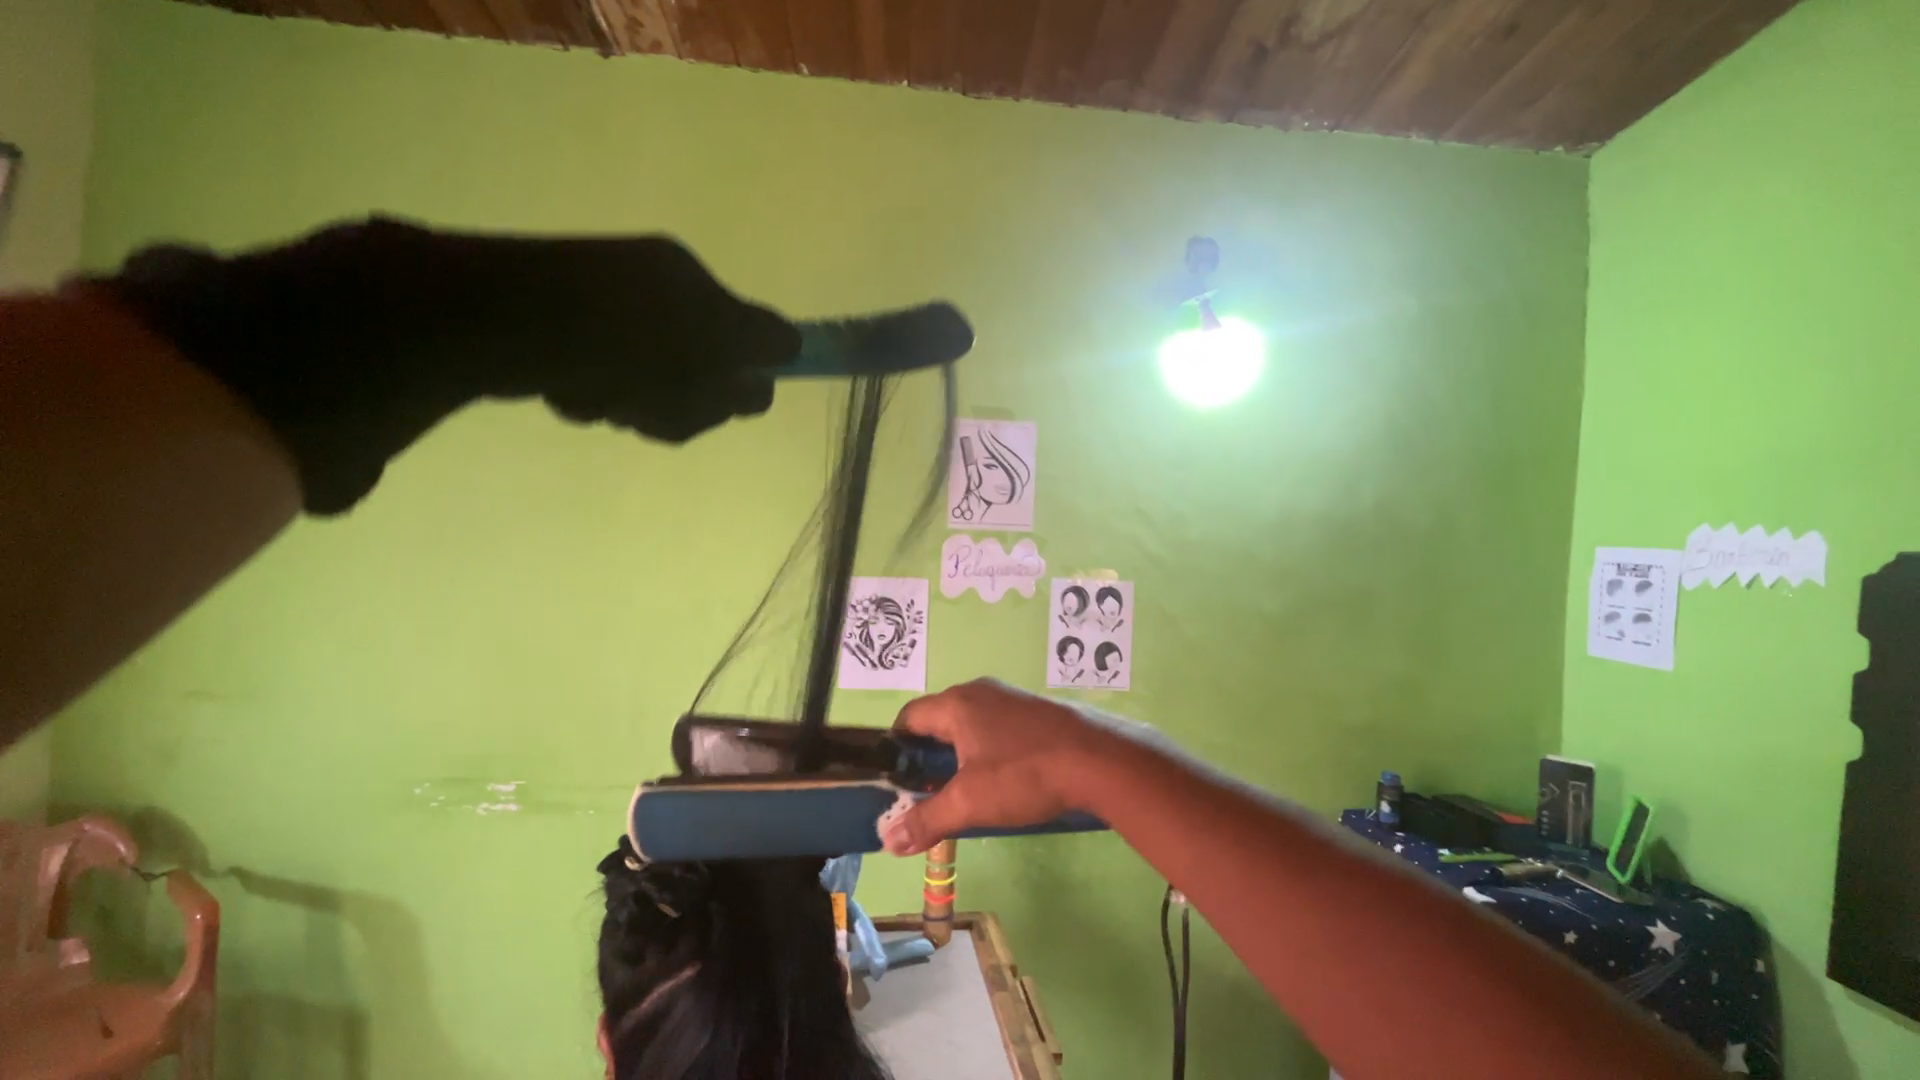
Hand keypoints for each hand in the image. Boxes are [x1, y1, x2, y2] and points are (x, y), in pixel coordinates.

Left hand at [89, 216, 799, 514]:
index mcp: (684, 281)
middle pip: (696, 374)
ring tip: (598, 395)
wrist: (481, 321)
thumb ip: (753, 340)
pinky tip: (565, 390)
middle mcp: (648, 292)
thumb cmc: (608, 330)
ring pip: (648, 389)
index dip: (734, 379)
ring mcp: (600, 317)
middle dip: (678, 401)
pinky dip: (591, 397)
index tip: (720, 401)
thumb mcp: (698, 332)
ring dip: (633, 404)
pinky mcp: (559, 341)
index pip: (742, 342)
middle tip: (648, 403)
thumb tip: (794, 345)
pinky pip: (601, 386)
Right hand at [883, 679, 1151, 855]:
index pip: (909, 717)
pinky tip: (1001, 779)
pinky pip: (996, 727)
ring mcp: (1011, 698)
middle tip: (927, 791)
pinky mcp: (1035, 712)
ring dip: (960, 754)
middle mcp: (980, 692)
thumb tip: (888, 839)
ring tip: (963, 790)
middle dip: (928, 755)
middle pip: (939, 720)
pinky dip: (987, 750)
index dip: (896, 748)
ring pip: (970, 724)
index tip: (896, 780)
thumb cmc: (1024, 775)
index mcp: (957, 704)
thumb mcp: (970, 803)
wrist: (1098, 762)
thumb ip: (927, 819)